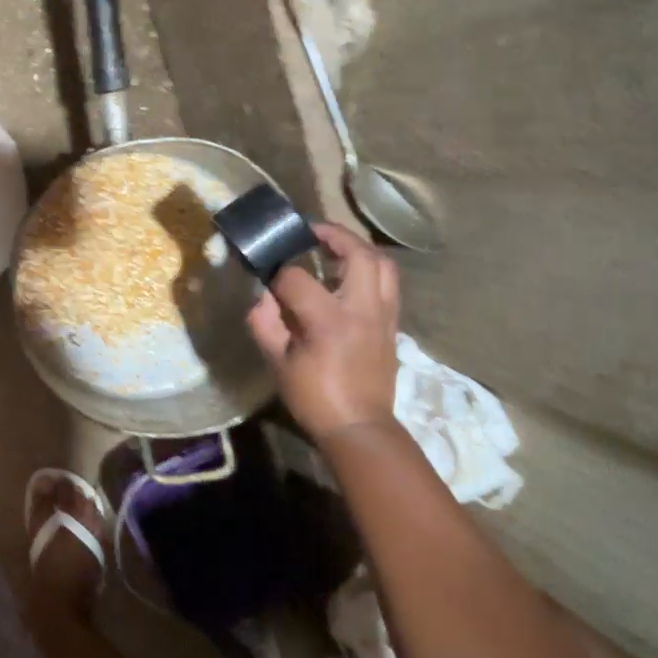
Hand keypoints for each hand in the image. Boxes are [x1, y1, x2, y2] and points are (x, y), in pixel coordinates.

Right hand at [247, 222, 400, 441]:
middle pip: (358, 254)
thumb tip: (265, 297)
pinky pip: (387, 283)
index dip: (276, 274)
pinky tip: (348, 276)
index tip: (265, 278)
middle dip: (333, 236)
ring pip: (383, 264)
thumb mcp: (277, 361)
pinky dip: (369, 270)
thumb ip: (265, 323)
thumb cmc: (313, 397)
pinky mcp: (392, 324)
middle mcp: (363, 309)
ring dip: (359, 248)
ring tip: (336, 247)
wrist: (359, 425)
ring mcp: (384, 315)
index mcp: (329, 320)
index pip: (297, 278)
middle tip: (311, 232)